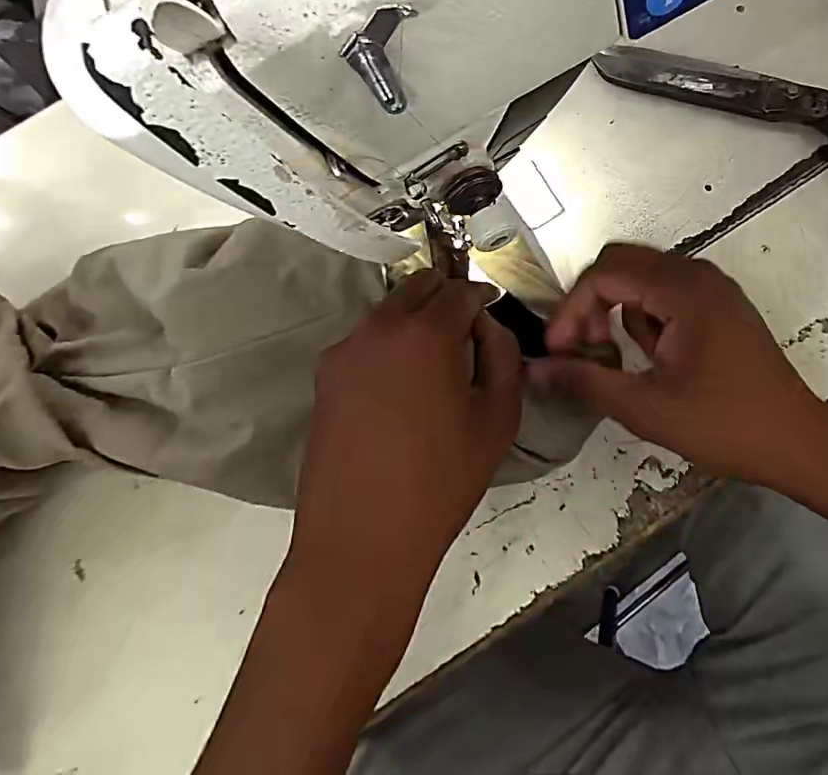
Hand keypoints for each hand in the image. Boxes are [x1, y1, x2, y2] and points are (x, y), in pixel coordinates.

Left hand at [292, 270, 521, 562]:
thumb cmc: (441, 480)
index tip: (494, 308)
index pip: (460, 289)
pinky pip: (368, 342)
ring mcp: (344, 354)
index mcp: (424, 334)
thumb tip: (486, 326)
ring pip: (390, 311)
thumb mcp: (498, 415)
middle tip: (470, 329)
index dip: (483, 295)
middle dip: (448, 297)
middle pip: (418, 286)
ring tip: (438, 364)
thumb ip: (503, 353)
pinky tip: (405, 388)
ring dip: (418, 319)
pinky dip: (392, 345)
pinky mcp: (325, 379)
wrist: (363, 541)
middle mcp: (377, 331)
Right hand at [529, 243, 827, 486]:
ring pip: (645, 278)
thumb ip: (586, 383)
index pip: (605, 275)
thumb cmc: (727, 424)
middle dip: (592, 303)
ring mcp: (714, 290)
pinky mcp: (721, 308)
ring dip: (621, 311)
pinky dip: (649, 318)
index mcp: (683, 289)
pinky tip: (656, 359)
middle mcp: (699, 276)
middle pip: (623, 264)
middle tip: (583, 348)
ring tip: (622, 360)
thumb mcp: (647, 408)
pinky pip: (669, 295)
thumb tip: (537, 371)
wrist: (797, 441)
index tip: (559, 350)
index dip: (572, 310)